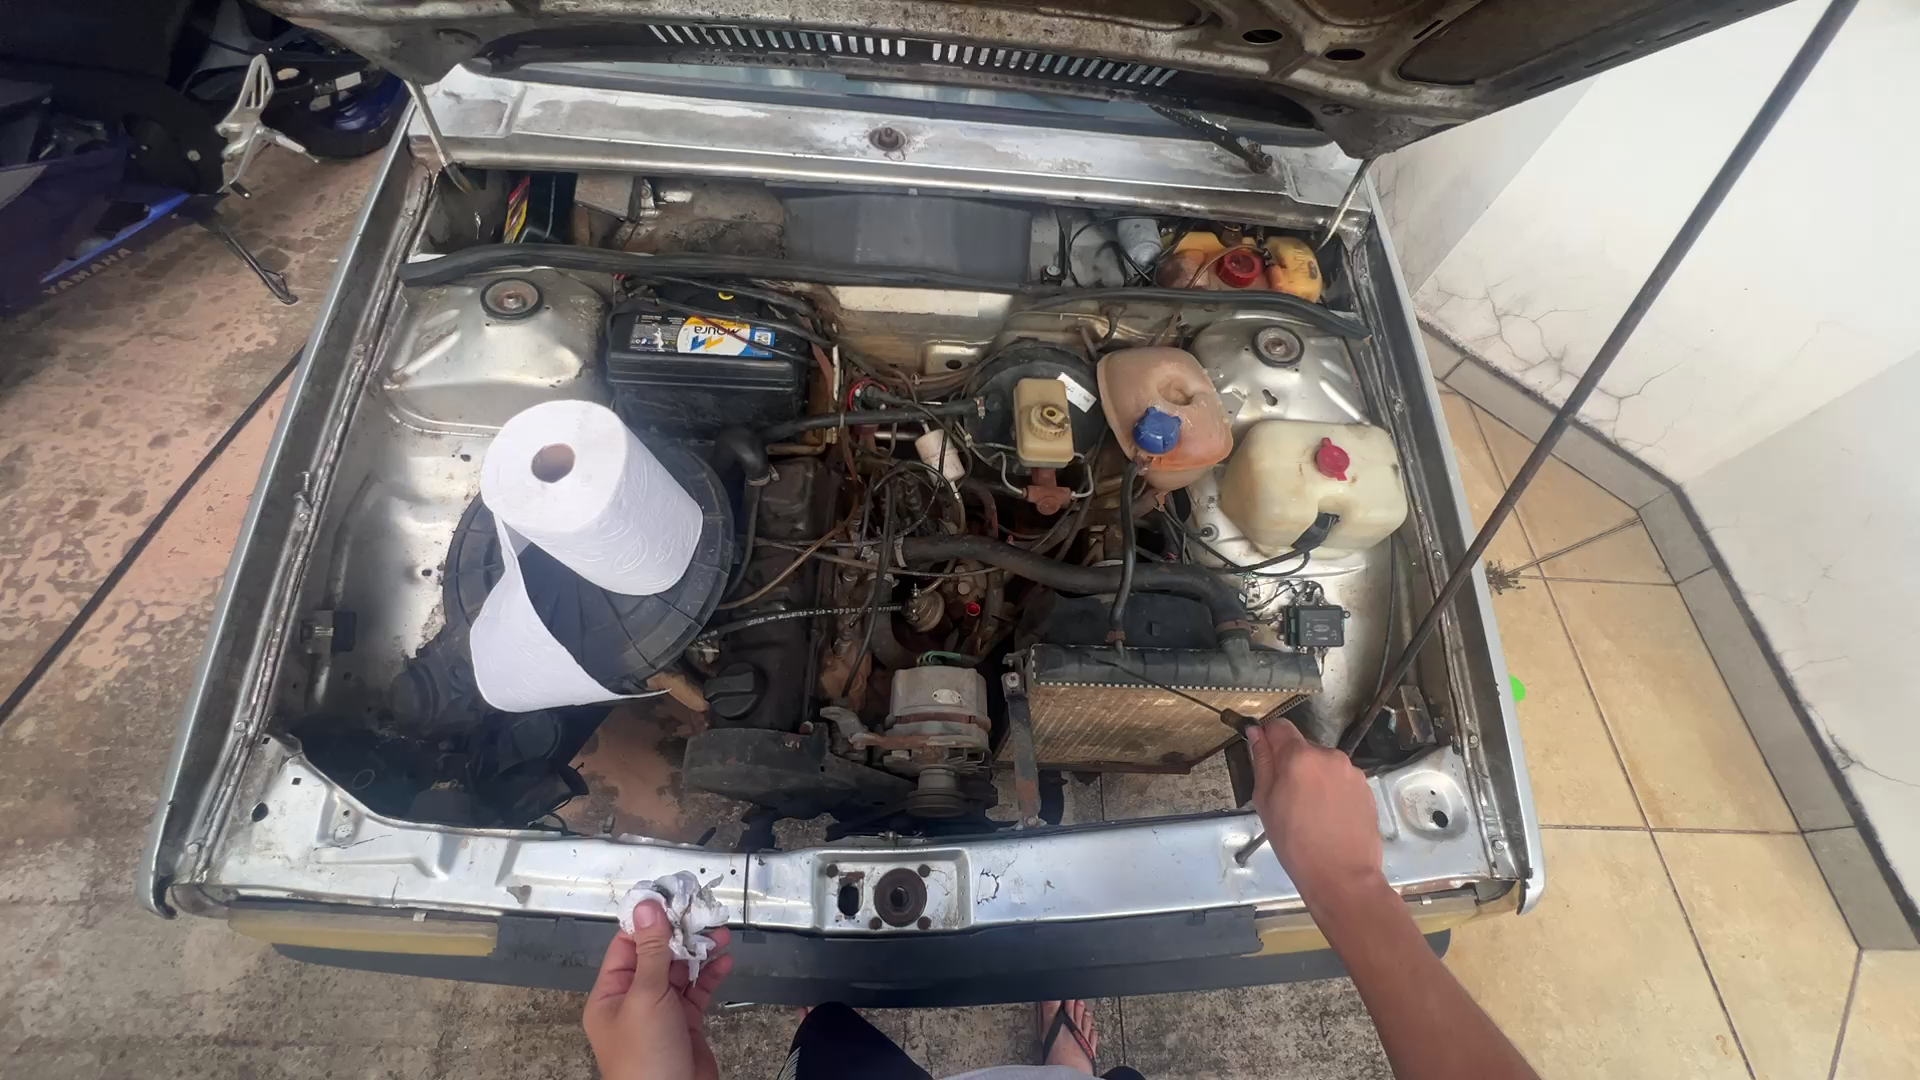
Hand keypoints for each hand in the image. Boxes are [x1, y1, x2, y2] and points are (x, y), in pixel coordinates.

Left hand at [583, 902, 734, 1079]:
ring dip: (702, 950)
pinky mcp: (685, 1021)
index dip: (650, 918)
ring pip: (681, 968)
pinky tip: (726, 961)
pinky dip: (712, 973)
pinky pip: (699, 988)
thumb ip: (652, 949)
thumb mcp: (647, 996)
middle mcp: (633, 999)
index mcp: (611, 994)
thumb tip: (647, 905)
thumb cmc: (646, 1058)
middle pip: (658, 952)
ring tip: (722, 934)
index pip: (628, 943)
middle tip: (705, 910)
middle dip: (682, 932)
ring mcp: (660, 1011)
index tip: (673, 893)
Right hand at [1246, 720, 1386, 908]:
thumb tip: (1257, 733)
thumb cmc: (1294, 842)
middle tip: (1286, 794)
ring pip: (1322, 763)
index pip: (1279, 726)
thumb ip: (1261, 762)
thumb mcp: (1265, 801)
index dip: (1269, 738)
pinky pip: (1340, 778)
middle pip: (1302, 746)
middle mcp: (1328, 756)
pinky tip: (1328, 814)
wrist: (1343, 877)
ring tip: (1310, 808)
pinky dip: (1331, 788)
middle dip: (1291, 762)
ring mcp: (1351, 771)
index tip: (1264, 756)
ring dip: (1313, 775)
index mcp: (1299, 756)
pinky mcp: (1366, 787)